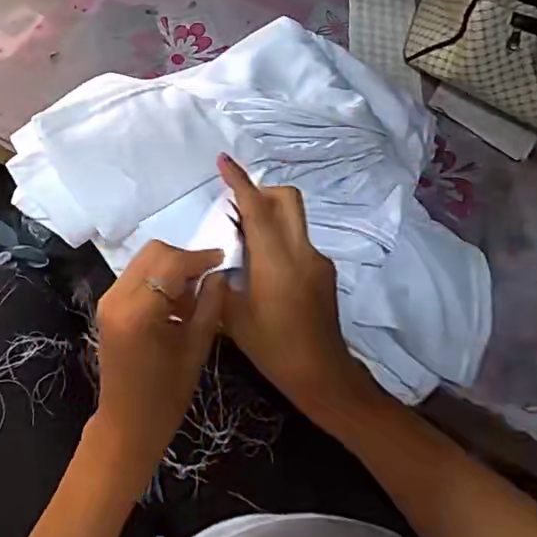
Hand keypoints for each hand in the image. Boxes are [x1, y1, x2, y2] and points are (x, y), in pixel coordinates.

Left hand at [89, 241, 226, 479]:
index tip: (223, 257)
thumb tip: (220, 274)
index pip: (170, 263)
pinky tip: (175, 305)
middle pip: (153, 253)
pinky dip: (157, 280)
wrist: (127, 423)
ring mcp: (108, 300)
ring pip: (143, 261)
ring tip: (193, 298)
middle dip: (183, 259)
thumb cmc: (166, 395)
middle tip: (208, 279)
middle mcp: (116, 297)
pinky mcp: (107, 305)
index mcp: (138, 311)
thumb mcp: (196, 348)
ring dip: (170, 269)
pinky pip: (136, 277)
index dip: (199, 257)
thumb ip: (210, 305)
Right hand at [217, 153, 376, 416]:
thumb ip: (220, 280)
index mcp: (276, 261)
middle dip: (261, 192)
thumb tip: (212, 258)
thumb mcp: (233, 316)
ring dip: (268, 216)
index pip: (257, 208)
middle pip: (287, 199)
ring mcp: (317, 261)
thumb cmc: (273, 348)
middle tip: (234, 208)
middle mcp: (302, 252)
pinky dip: (277, 239)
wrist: (323, 375)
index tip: (224, 160)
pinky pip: (297, 241)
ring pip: (293, 219)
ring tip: (241, 241)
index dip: (239, 181)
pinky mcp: (323, 272)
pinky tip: (260, 268)